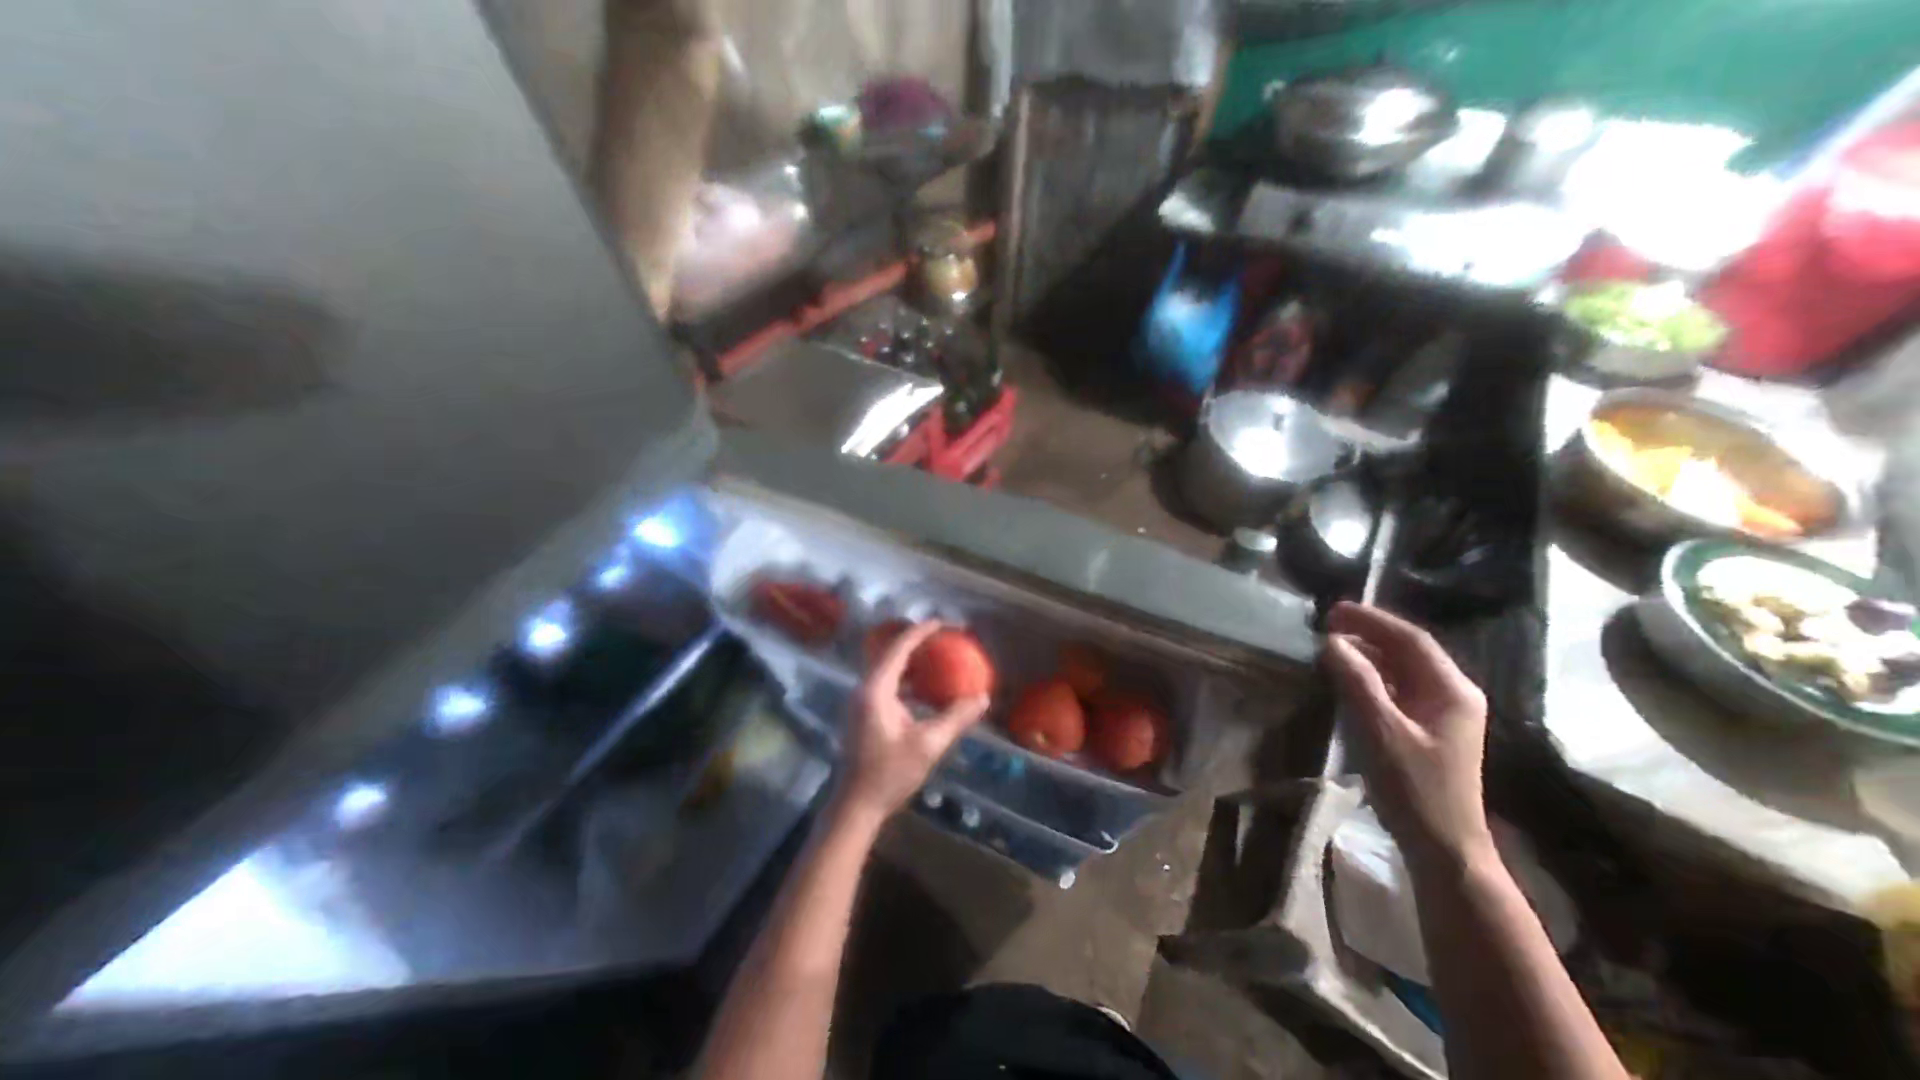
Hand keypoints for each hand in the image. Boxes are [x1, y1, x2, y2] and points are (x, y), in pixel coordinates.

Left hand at [837, 620, 988, 820]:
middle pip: (890, 655)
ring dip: (911, 663)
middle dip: (916, 643)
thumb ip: (955, 718)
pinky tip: (925, 691)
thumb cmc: (889, 774)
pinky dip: (906, 681)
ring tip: (937, 659)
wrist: (855, 806)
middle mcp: (864, 690)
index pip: (898, 649)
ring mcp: (861, 703)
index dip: (920, 632)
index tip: (943, 622)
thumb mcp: (928, 745)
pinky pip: (887, 687)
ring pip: (888, 672)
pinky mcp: (863, 716)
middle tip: (943, 639)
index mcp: (876, 690)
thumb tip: (982, 698)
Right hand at [1323, 601, 1492, 869]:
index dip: (1371, 620)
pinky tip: (1348, 679)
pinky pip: (1401, 690)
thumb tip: (1332, 642)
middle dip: (1369, 634)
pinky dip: (1373, 677)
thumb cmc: (1414, 788)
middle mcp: (1454, 695)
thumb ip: (1356, 681)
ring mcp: (1445, 714)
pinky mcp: (1431, 731)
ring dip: (1369, 655)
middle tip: (1327, 625)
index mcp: (1452, 690)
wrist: (1444, 846)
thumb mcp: (1379, 731)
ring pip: (1404, 670)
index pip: (1411, 639)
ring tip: (1332, 647)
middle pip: (1410, 651)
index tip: (1333, 610)